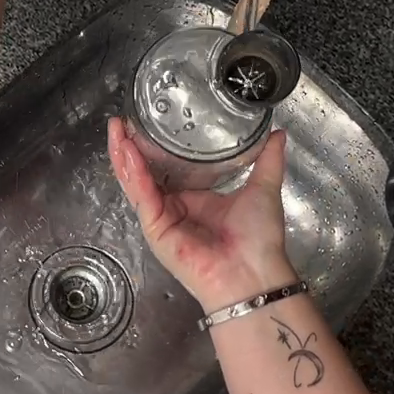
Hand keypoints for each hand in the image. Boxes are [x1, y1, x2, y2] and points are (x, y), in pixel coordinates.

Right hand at [106, 117, 298, 312]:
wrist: (253, 272)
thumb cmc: (258, 239)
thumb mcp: (262, 189)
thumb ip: (267, 160)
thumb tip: (277, 133)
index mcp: (193, 199)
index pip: (165, 168)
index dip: (153, 146)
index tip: (147, 121)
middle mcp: (173, 208)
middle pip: (143, 172)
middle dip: (129, 146)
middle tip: (120, 121)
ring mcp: (162, 219)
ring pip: (135, 182)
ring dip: (123, 155)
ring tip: (115, 129)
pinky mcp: (156, 229)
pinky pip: (142, 196)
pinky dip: (133, 173)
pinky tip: (127, 152)